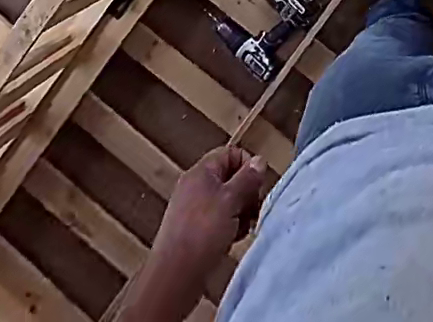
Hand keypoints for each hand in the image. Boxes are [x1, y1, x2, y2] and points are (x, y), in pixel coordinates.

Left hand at [152, 145, 269, 271]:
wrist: (174, 278)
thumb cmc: (202, 233)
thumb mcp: (231, 200)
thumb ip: (247, 178)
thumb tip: (259, 161)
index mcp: (201, 172)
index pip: (230, 153)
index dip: (247, 165)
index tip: (256, 185)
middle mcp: (194, 186)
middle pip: (230, 177)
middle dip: (246, 192)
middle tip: (252, 209)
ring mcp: (191, 209)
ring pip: (225, 200)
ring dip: (239, 212)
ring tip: (242, 228)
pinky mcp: (191, 231)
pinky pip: (216, 219)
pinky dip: (227, 226)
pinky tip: (231, 240)